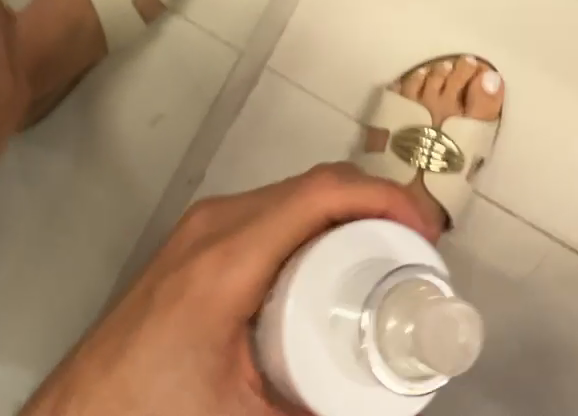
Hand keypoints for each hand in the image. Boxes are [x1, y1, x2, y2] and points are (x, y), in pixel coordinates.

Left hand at [21, 163, 436, 415]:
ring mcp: (204, 226)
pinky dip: (317, 219)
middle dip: (378, 203)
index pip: (321, 194)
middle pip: (316, 185)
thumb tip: (382, 404)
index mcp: (227, 259)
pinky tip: (335, 256)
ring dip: (349, 208)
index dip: (384, 198)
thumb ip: (321, 409)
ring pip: (296, 192)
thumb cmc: (152, 413)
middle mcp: (216, 223)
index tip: (425, 231)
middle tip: (418, 247)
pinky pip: (274, 209)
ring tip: (387, 250)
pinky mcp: (199, 238)